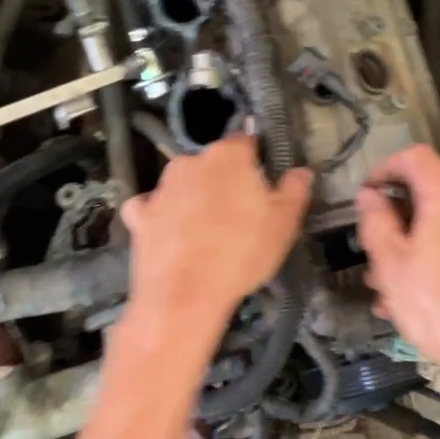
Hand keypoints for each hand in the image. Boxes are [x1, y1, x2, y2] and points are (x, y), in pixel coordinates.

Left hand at [120, 134, 312, 321]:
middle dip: (225, 179)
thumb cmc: (241, 253)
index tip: (263, 182)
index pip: (245, 141)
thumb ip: (295, 190)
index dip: (256, 159)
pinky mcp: (139, 216)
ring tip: (207, 230)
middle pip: (213, 163)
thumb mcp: (283, 224)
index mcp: (228, 155)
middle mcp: (191, 161)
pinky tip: (169, 233)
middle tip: (240, 211)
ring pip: (183, 183)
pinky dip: (159, 215)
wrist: (184, 298)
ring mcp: (161, 188)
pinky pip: (151, 207)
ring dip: (194, 196)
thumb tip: (300, 172)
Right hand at [355, 145, 439, 386]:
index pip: (415, 156)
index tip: (366, 194)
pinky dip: (432, 257)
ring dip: (410, 245)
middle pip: (427, 191)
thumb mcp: (392, 265)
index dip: (385, 167)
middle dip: (395, 218)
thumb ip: (376, 221)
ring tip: (385, 286)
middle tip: (371, 250)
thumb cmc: (439, 307)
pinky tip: (412, 297)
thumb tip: (370, 194)